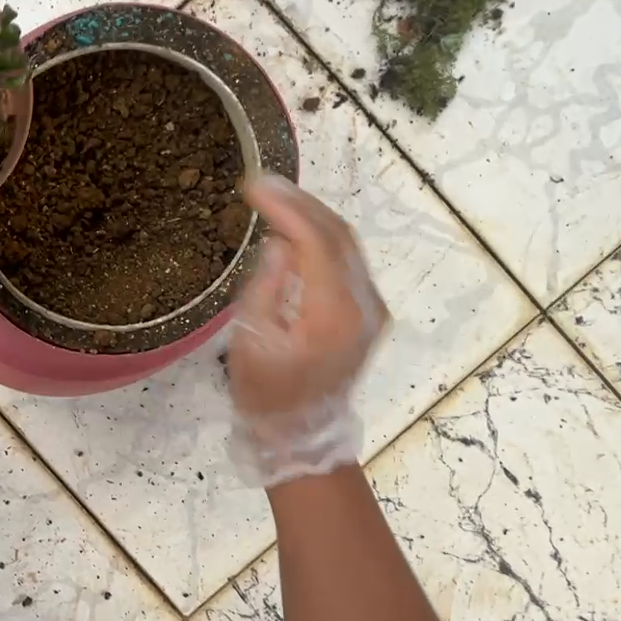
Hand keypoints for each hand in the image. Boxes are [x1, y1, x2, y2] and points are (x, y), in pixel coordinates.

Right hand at [225, 174, 387, 486]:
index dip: (286, 208)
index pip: (315, 241)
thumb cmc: (266, 395)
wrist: (301, 436)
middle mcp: (364, 303)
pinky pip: (345, 265)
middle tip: (263, 184)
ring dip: (310, 220)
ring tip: (274, 200)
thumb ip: (265, 287)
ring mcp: (372, 308)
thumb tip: (278, 245)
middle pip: (338, 235)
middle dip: (300, 204)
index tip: (253, 187)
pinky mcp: (368, 313)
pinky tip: (292, 236)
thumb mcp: (249, 342)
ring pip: (346, 246)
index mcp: (332, 312)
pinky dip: (318, 242)